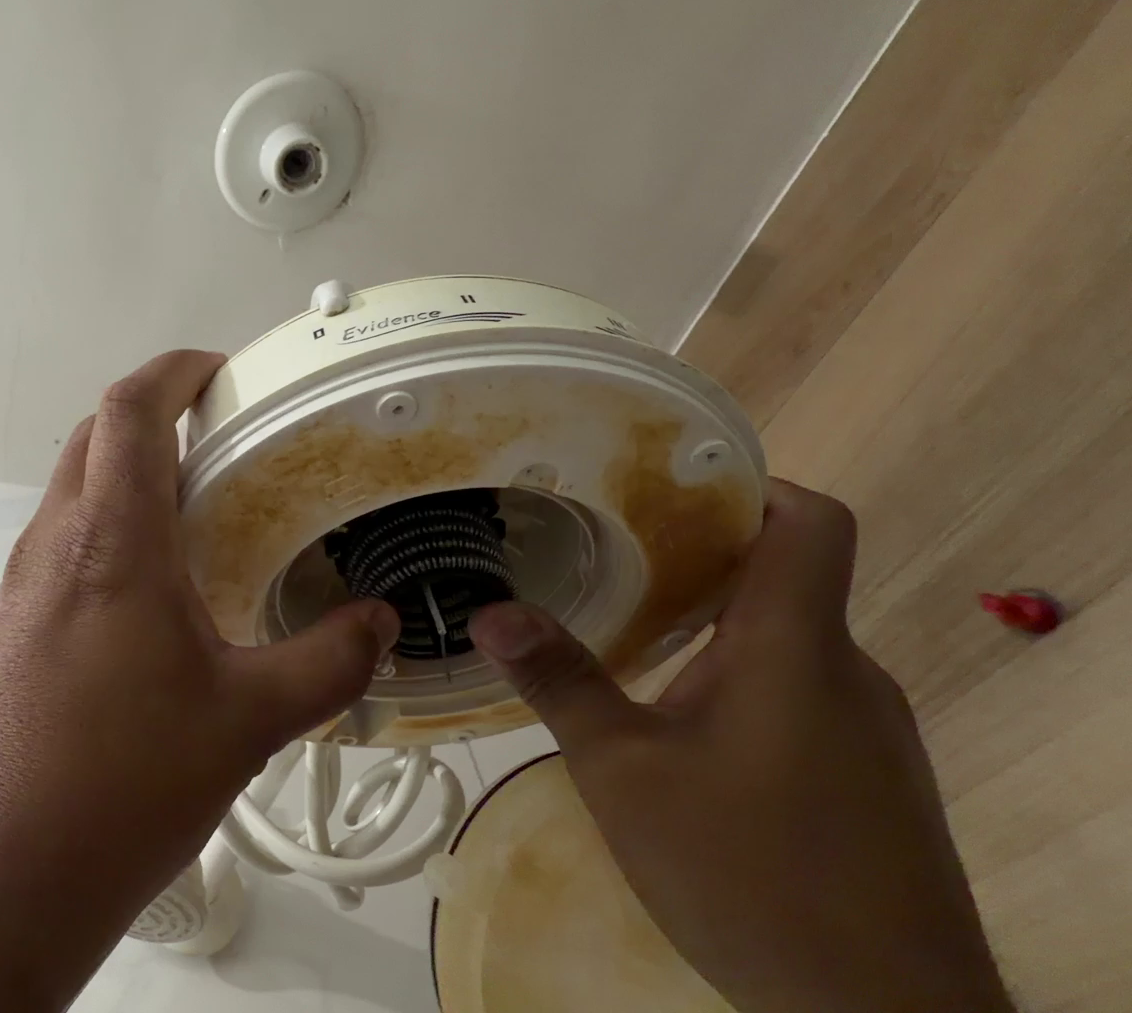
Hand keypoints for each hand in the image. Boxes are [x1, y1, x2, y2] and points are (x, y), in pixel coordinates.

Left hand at [0, 350, 397, 1002]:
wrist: (3, 873)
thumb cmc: (124, 784)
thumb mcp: (247, 722)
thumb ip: (328, 662)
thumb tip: (382, 624)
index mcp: (111, 543)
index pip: (128, 411)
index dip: (173, 372)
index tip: (223, 373)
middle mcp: (54, 546)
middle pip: (94, 437)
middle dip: (154, 416)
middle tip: (226, 440)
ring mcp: (23, 588)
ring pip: (75, 490)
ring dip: (130, 474)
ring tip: (204, 510)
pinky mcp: (12, 628)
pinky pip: (65, 544)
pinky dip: (111, 528)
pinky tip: (160, 589)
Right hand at [467, 481, 1010, 1012]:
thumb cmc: (747, 873)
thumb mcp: (625, 774)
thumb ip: (563, 682)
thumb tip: (490, 612)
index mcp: (794, 648)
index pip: (810, 521)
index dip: (749, 484)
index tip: (666, 485)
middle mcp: (844, 671)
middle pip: (783, 576)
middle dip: (696, 557)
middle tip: (603, 555)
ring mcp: (866, 727)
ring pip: (784, 641)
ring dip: (709, 626)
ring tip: (621, 633)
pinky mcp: (867, 776)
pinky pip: (797, 693)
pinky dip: (735, 680)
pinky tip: (674, 726)